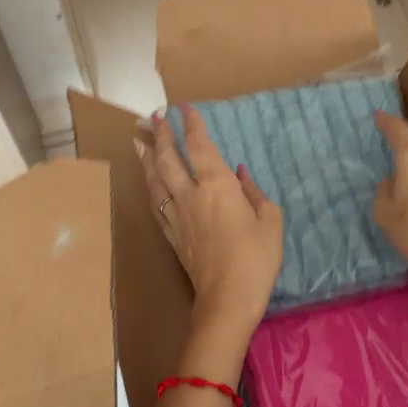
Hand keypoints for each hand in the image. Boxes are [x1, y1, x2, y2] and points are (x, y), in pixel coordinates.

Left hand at [136, 105, 283, 339]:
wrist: (226, 298)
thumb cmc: (256, 259)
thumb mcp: (270, 221)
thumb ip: (254, 193)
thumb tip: (240, 173)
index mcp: (217, 185)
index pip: (199, 145)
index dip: (191, 124)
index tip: (184, 108)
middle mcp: (191, 194)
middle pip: (168, 158)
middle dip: (160, 135)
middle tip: (152, 119)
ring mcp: (176, 216)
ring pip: (154, 179)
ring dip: (146, 157)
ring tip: (138, 141)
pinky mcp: (171, 235)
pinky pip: (155, 203)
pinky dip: (149, 187)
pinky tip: (147, 182)